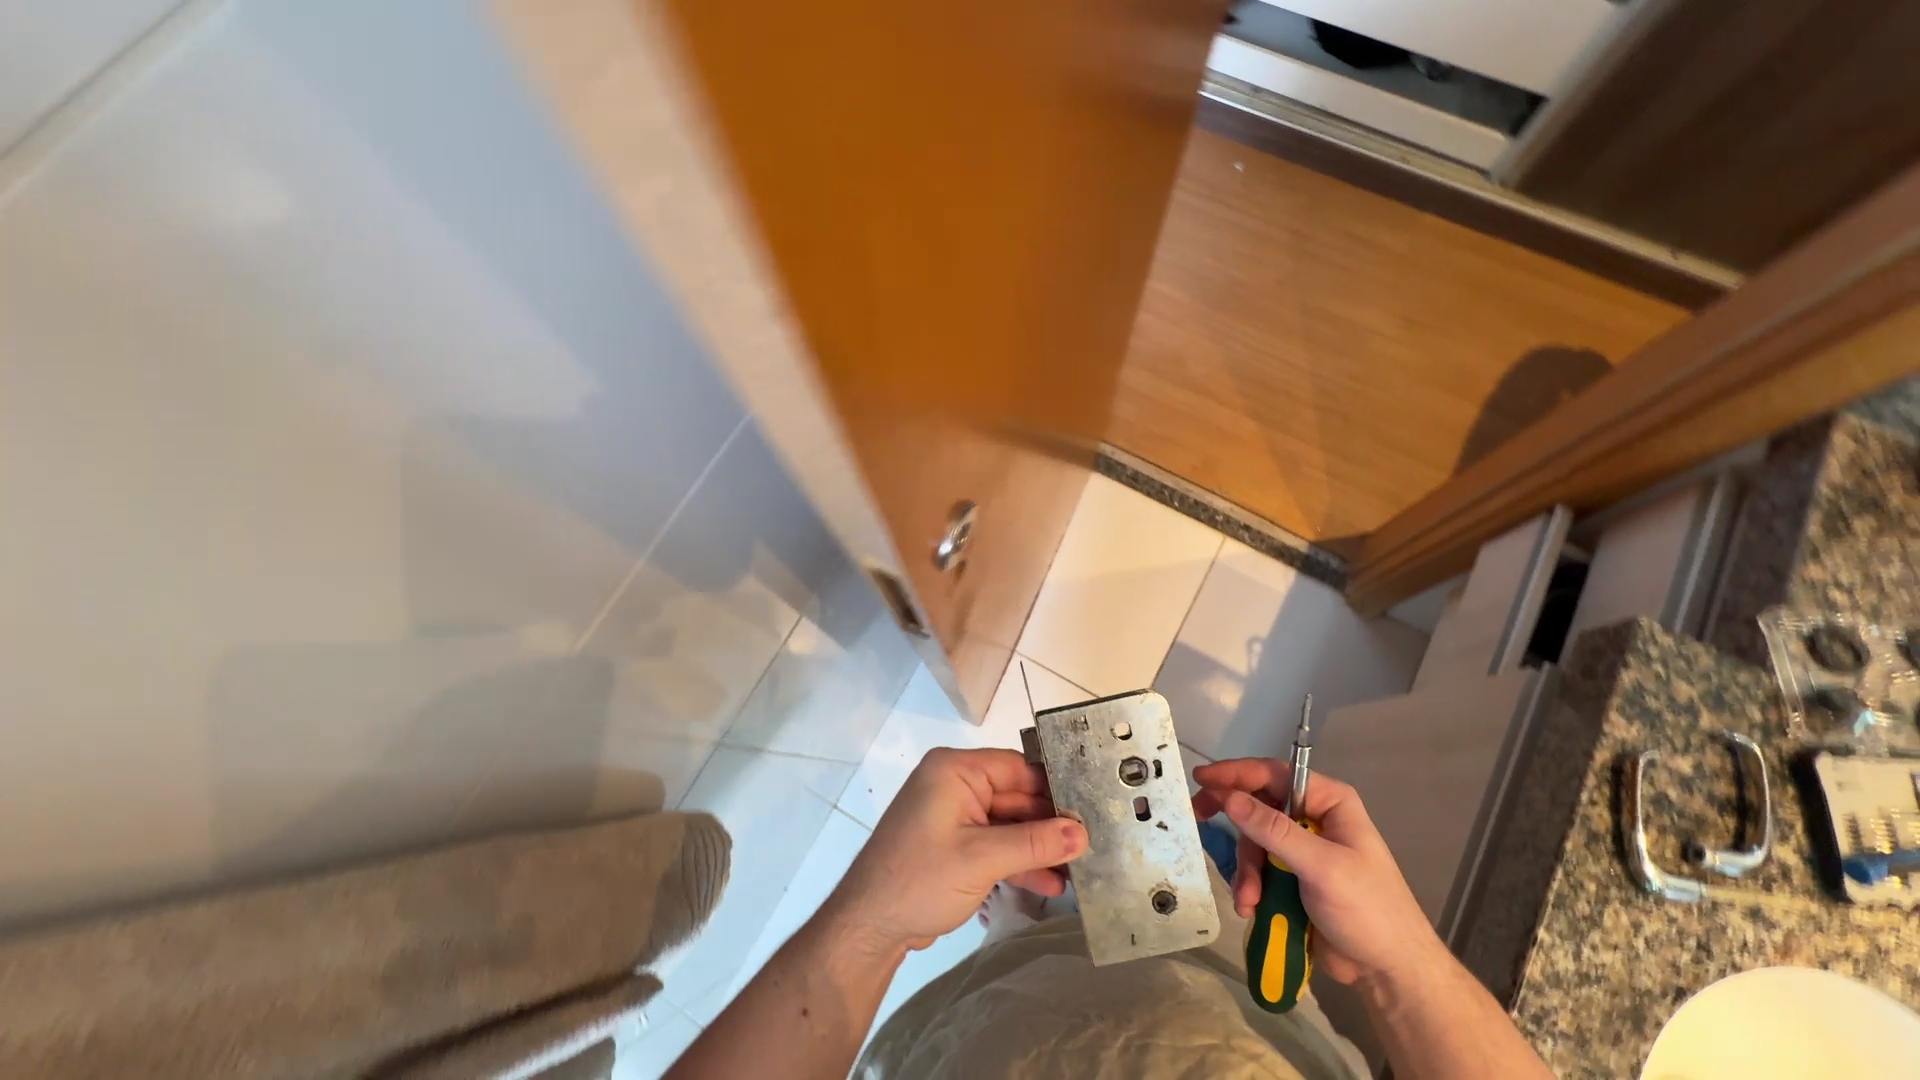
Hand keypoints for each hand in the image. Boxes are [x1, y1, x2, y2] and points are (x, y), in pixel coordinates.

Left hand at [825, 747, 1087, 954]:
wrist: (869, 926)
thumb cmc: (920, 879)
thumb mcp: (982, 859)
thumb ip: (1035, 843)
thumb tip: (1082, 833)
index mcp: (955, 770)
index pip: (1017, 767)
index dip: (1054, 786)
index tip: (1093, 805)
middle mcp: (955, 785)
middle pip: (1016, 797)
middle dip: (1051, 824)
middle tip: (1094, 842)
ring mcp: (954, 817)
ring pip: (1009, 825)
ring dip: (1039, 848)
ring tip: (1079, 870)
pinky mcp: (955, 846)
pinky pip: (996, 846)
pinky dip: (1019, 863)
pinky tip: (1051, 884)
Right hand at [1192, 759, 1445, 985]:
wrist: (1388, 971)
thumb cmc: (1368, 909)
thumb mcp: (1321, 867)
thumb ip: (1273, 830)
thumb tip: (1228, 797)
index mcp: (1329, 802)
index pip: (1274, 774)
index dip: (1236, 773)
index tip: (1202, 778)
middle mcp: (1313, 818)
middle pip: (1258, 807)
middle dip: (1238, 829)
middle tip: (1198, 817)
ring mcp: (1301, 849)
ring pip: (1254, 843)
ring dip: (1246, 871)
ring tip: (1249, 899)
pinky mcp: (1292, 878)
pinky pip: (1258, 870)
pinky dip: (1250, 887)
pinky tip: (1252, 908)